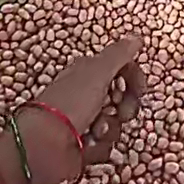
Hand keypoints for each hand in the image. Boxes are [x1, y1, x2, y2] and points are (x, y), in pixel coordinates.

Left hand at [11, 36, 145, 183]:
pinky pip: (104, 145)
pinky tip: (85, 143)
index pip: (121, 69)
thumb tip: (136, 38)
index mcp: (88, 71)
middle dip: (126, 107)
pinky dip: (97, 145)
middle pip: (123, 99)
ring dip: (109, 127)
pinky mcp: (83, 144)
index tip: (138, 89)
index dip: (133, 79)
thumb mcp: (97, 71)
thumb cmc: (71, 102)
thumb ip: (119, 54)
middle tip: (120, 111)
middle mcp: (87, 93)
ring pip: (115, 123)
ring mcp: (85, 119)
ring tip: (94, 130)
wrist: (44, 144)